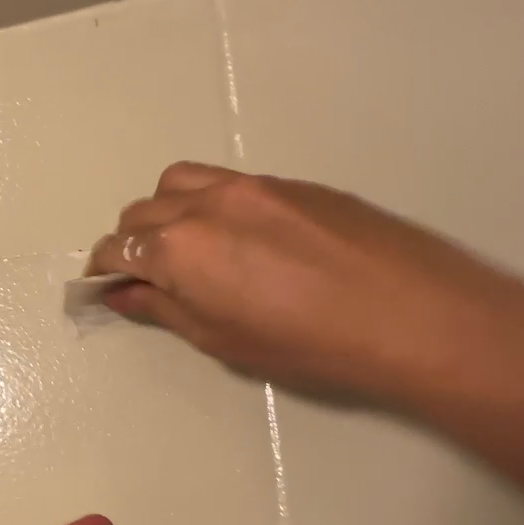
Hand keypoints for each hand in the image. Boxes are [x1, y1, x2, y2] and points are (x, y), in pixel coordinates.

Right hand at [84, 161, 523, 404]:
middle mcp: (203, 206)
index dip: (102, 271)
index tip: (106, 290)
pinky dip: (209, 203)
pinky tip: (239, 237)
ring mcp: (252, 189)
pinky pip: (228, 182)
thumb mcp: (217, 337)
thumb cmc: (306, 343)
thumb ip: (160, 307)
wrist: (421, 320)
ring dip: (163, 211)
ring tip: (184, 243)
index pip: (113, 249)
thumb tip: (121, 293)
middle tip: (146, 275)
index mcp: (176, 248)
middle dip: (129, 242)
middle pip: (138, 213)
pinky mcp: (295, 186)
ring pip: (177, 183)